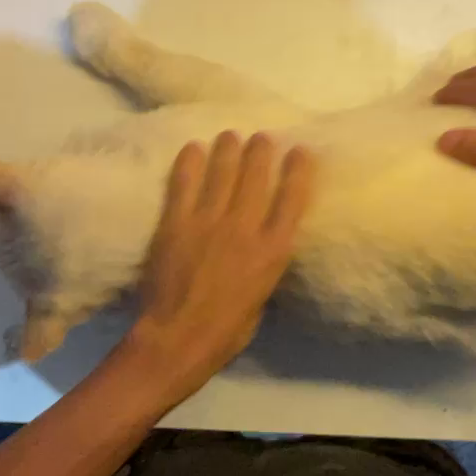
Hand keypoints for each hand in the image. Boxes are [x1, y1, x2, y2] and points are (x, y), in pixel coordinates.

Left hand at [115, 131, 314, 402]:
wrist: (178, 338)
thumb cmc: (225, 332)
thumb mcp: (261, 299)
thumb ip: (262, 268)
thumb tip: (258, 250)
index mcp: (273, 251)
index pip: (293, 198)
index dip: (299, 169)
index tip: (301, 150)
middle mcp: (245, 227)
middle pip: (257, 174)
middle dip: (261, 149)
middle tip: (261, 138)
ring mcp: (208, 221)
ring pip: (222, 170)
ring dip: (228, 147)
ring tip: (230, 136)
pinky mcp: (175, 222)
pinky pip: (183, 182)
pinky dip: (189, 161)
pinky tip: (193, 147)